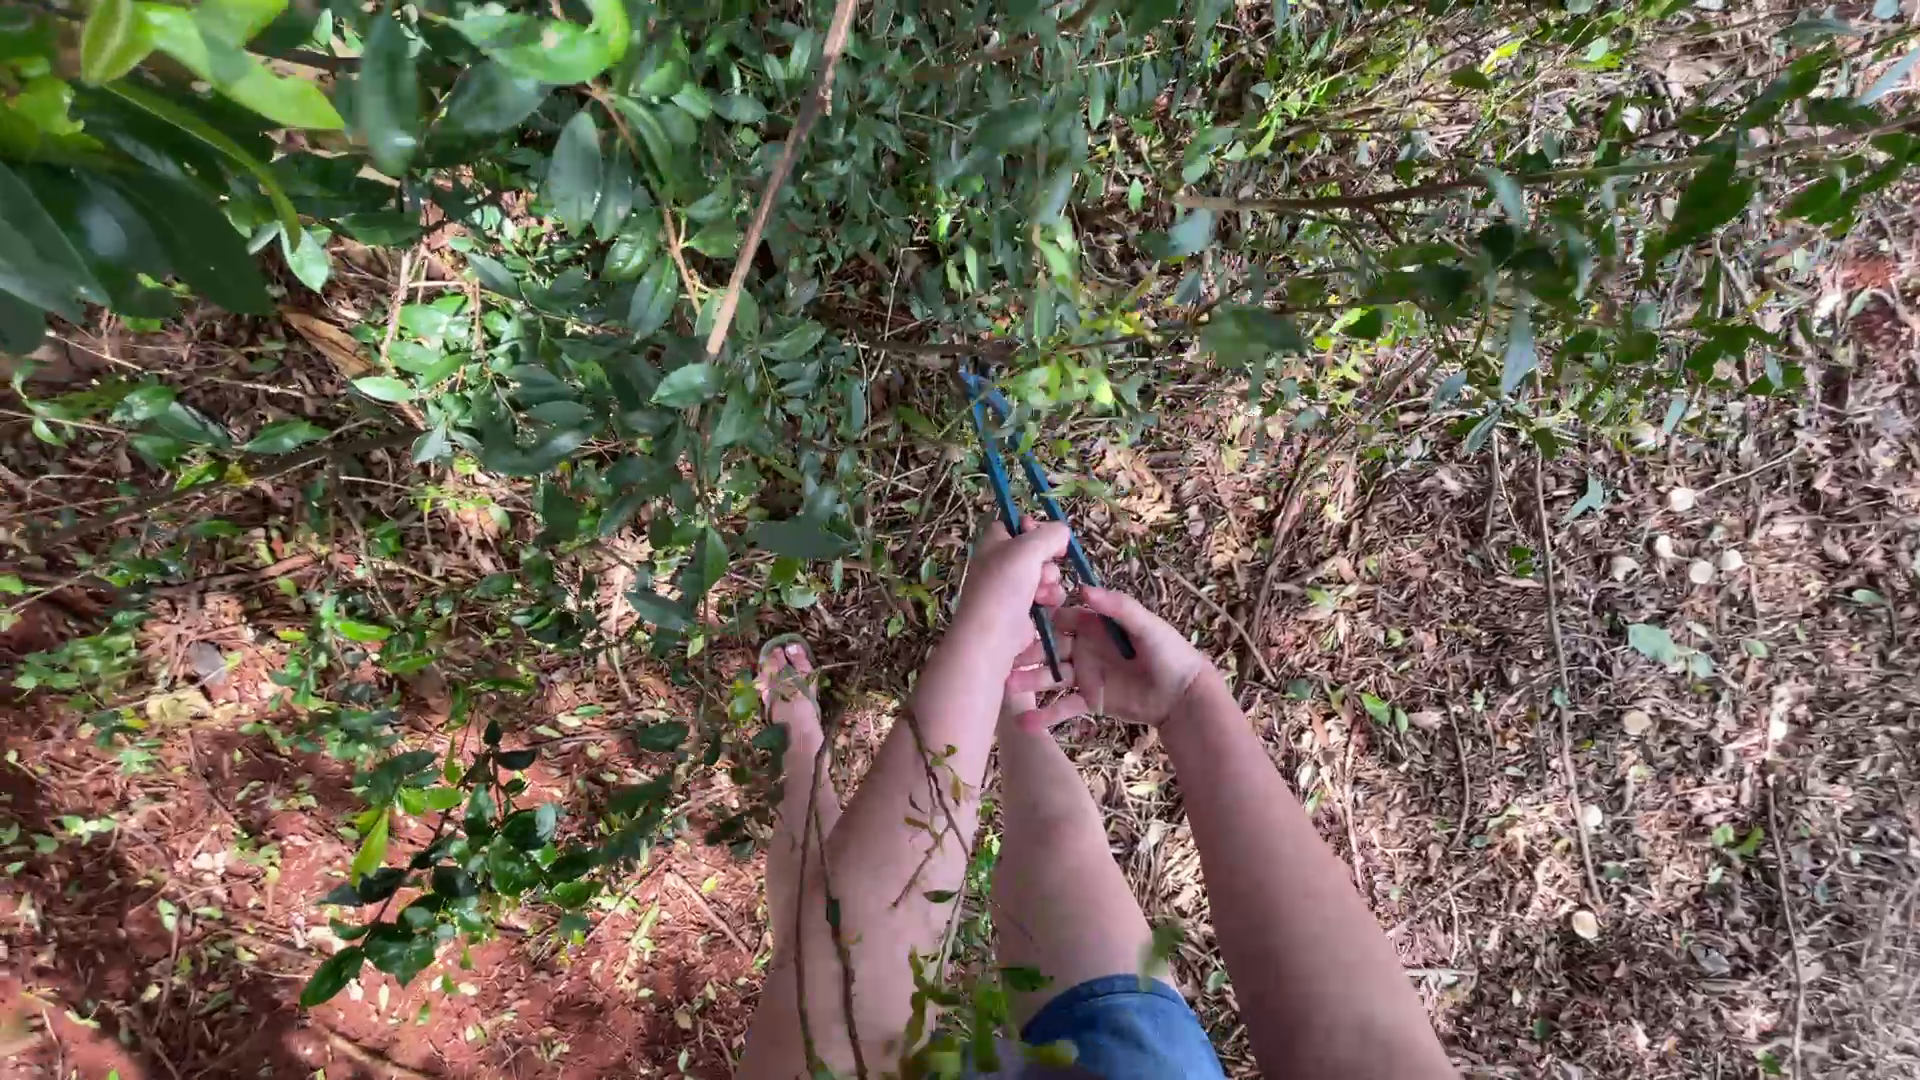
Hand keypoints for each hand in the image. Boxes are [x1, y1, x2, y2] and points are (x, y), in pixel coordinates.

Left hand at [950, 518, 1070, 665]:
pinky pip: (1046, 595)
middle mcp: (1001, 562)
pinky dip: (1050, 598)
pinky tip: (1046, 604)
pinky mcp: (1022, 609)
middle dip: (1047, 559)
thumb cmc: (1003, 586)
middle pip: (1036, 550)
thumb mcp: (1027, 549)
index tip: (1045, 534)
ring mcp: (1011, 587)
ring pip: (1044, 573)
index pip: (1013, 523)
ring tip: (1043, 591)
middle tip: (1043, 569)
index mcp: (993, 542)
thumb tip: (1062, 532)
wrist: (992, 636)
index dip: (1032, 526)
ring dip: (1051, 581)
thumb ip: (1048, 534)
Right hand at [1005, 586, 1214, 729]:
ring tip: (1007, 690)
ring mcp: (1085, 675)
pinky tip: (1025, 724)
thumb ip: (1116, 606)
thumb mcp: (1145, 625)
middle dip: (1027, 655)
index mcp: (1093, 624)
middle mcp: (1084, 648)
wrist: (1185, 695)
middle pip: (1049, 649)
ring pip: (1051, 678)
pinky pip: (1064, 707)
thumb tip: (1082, 589)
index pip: (1059, 619)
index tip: (1015, 625)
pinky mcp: (1090, 700)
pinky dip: (1045, 716)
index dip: (1039, 622)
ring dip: (1029, 683)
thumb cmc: (1169, 652)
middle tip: (1003, 662)